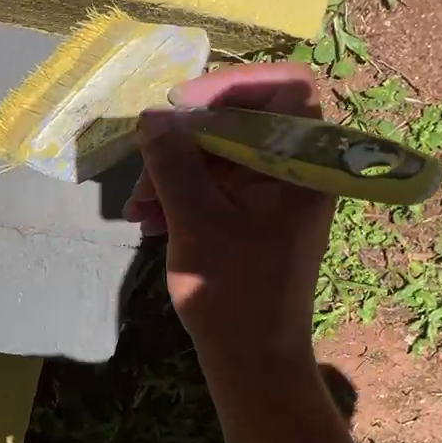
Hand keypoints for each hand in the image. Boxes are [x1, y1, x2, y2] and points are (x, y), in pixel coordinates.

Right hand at [123, 62, 336, 373]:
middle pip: (239, 124)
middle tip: (145, 176)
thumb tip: (150, 116)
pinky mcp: (253, 218)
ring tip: (139, 209)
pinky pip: (216, 186)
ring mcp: (274, 195)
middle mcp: (295, 170)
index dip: (230, 86)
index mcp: (303, 162)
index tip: (179, 108)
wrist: (252, 356)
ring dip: (173, 174)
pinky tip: (150, 220)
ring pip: (219, 157)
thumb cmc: (234, 289)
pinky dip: (181, 195)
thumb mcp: (196, 219)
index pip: (282, 88)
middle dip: (183, 144)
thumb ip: (173, 162)